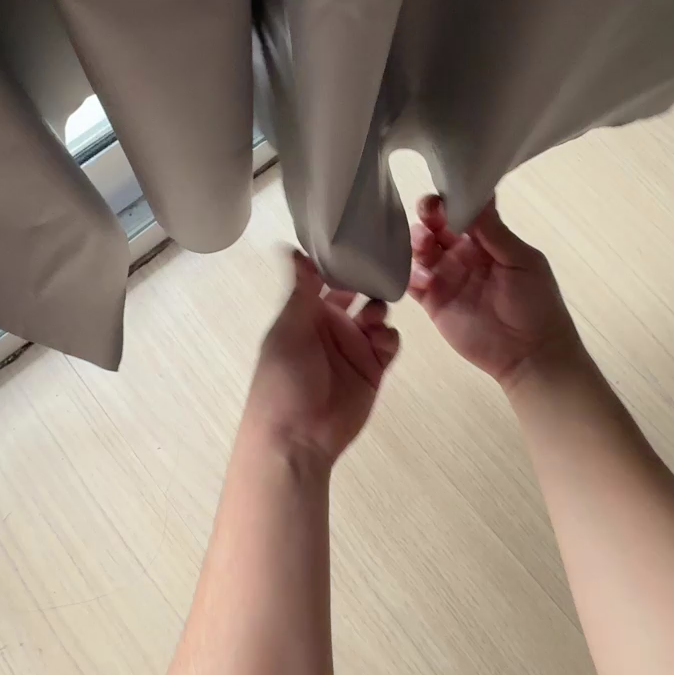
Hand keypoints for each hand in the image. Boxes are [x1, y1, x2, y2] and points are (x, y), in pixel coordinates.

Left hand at [243, 251, 400, 468]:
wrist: (298, 437)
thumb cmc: (284, 377)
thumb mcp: (289, 328)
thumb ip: (300, 289)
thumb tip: (292, 248)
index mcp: (306, 312)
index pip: (327, 278)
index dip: (341, 260)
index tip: (360, 237)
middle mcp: (331, 325)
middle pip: (357, 293)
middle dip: (369, 281)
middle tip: (383, 268)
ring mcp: (353, 347)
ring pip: (376, 315)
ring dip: (380, 308)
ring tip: (374, 314)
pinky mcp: (373, 368)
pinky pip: (389, 343)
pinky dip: (389, 336)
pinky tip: (379, 340)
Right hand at [408, 195, 586, 388]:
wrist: (530, 354)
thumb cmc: (535, 303)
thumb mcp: (522, 261)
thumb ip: (495, 231)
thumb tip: (476, 192)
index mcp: (487, 239)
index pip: (464, 209)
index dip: (452, 198)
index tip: (444, 193)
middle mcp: (462, 252)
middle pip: (436, 224)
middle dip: (428, 214)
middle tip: (430, 216)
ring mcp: (446, 276)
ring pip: (420, 248)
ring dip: (416, 240)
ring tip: (424, 246)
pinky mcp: (432, 301)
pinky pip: (411, 281)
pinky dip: (410, 274)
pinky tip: (424, 280)